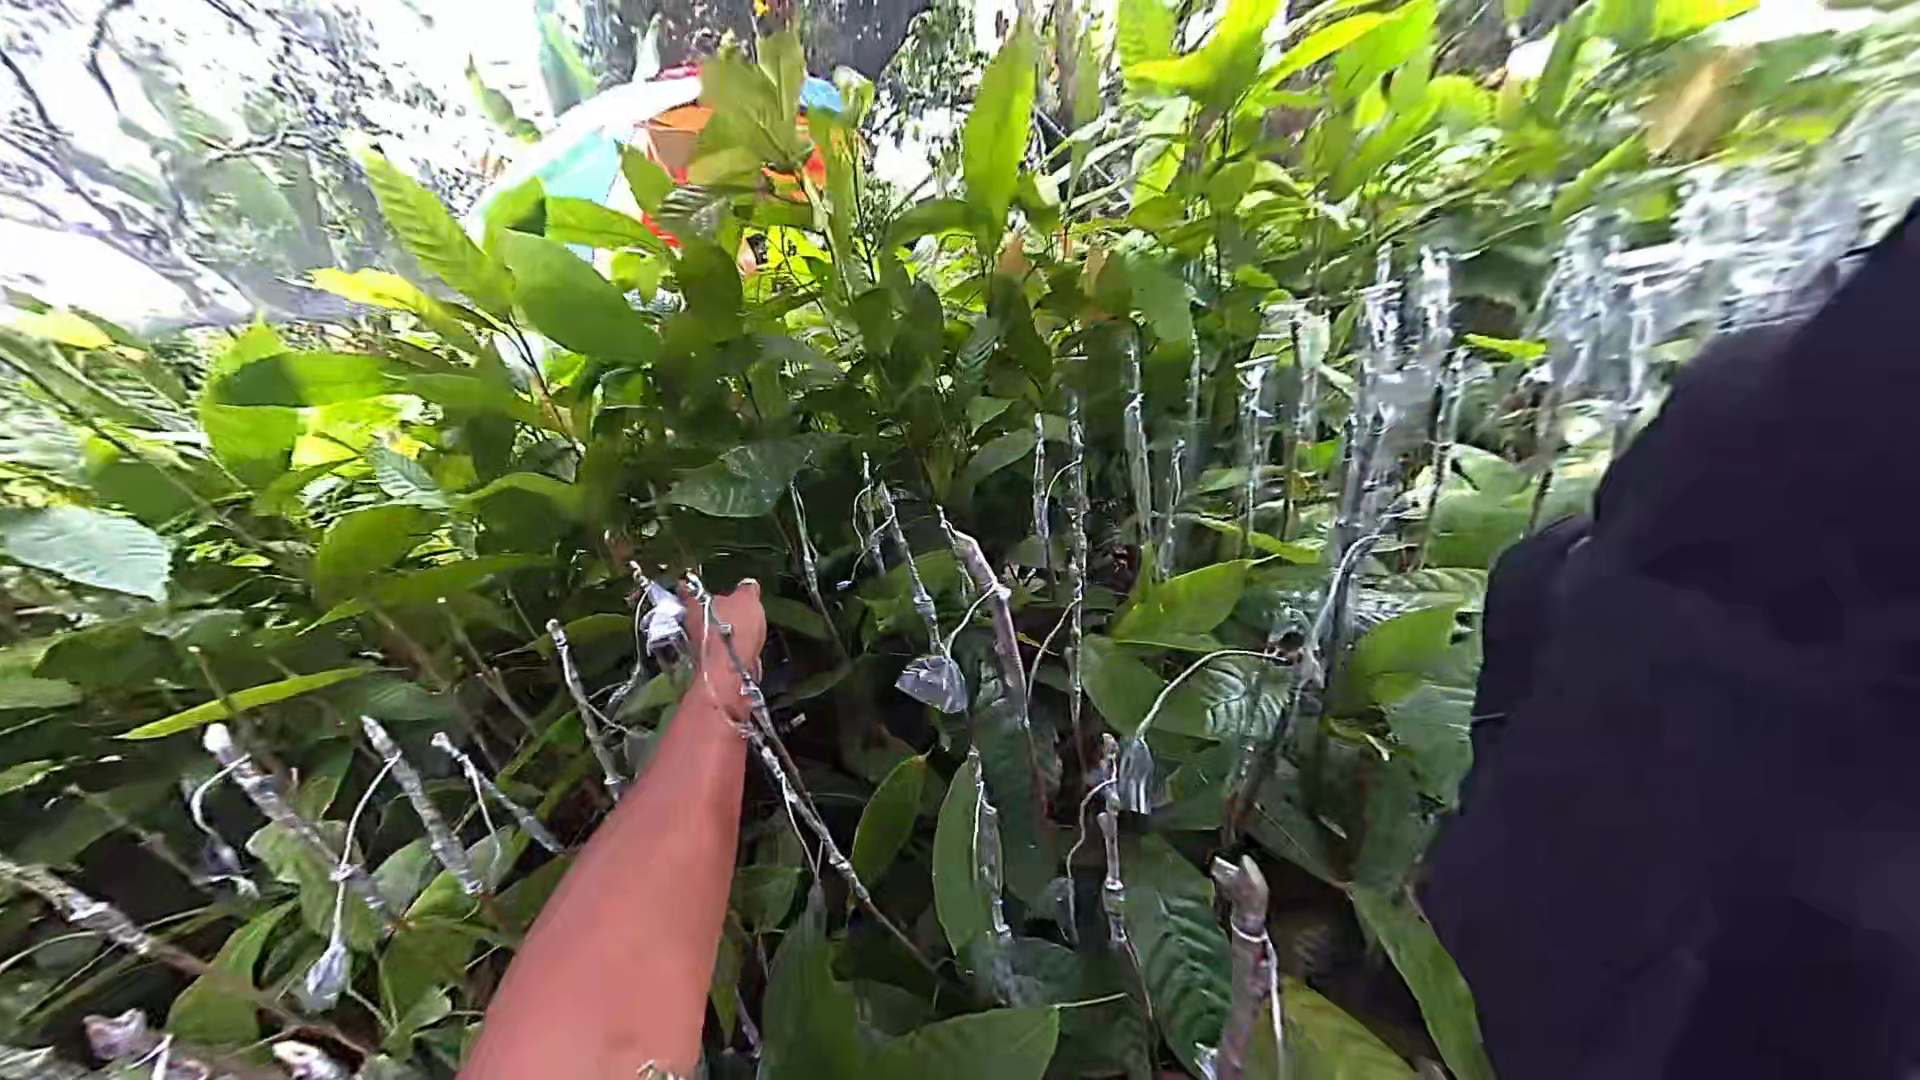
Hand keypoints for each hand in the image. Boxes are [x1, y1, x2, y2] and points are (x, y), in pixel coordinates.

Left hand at [680, 579, 765, 721]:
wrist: (728, 671)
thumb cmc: (733, 629)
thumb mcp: (747, 600)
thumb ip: (746, 591)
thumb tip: (747, 585)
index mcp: (697, 605)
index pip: (688, 591)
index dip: (689, 587)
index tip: (686, 583)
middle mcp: (691, 625)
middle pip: (700, 614)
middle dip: (713, 612)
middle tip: (730, 609)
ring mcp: (698, 647)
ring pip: (710, 634)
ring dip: (722, 632)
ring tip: (743, 632)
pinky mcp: (710, 666)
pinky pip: (720, 652)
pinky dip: (730, 649)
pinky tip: (745, 650)